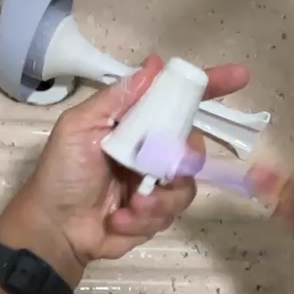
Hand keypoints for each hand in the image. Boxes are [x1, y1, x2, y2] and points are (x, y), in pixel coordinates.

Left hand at [0, 56, 249, 281]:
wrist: (54, 229)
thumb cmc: (62, 173)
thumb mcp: (79, 128)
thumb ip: (115, 99)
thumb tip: (154, 65)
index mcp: (134, 124)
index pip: (175, 100)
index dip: (208, 86)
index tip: (238, 77)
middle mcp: (150, 150)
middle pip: (191, 144)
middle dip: (179, 158)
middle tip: (158, 167)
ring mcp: (155, 184)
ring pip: (186, 184)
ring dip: (158, 198)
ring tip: (131, 205)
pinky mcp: (156, 215)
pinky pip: (171, 213)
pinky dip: (144, 218)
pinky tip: (119, 220)